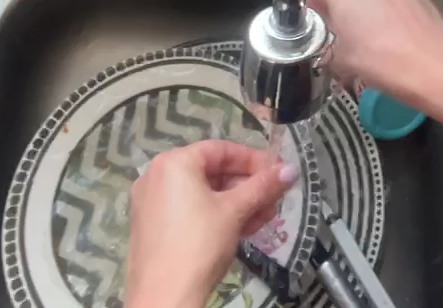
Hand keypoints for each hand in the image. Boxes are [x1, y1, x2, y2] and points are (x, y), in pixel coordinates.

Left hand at [124, 140, 295, 307]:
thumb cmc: (199, 244)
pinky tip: (242, 228)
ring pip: (204, 194)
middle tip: (274, 197)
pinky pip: (190, 210)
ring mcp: (152, 204)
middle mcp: (158, 176)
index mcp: (174, 162)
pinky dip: (216, 215)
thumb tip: (291, 169)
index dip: (254, 160)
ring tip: (264, 217)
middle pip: (213, 172)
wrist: (163, 302)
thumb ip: (263, 186)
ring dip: (237, 203)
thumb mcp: (235, 211)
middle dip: (248, 186)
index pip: (222, 150)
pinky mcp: (153, 228)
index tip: (278, 171)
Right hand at [307, 0, 442, 90]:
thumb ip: (324, 46)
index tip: (316, 26)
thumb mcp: (339, 59)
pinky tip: (386, 31)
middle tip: (339, 32)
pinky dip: (383, 4)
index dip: (313, 11)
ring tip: (364, 34)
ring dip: (362, 2)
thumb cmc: (382, 58)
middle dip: (339, 4)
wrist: (430, 62)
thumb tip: (325, 48)